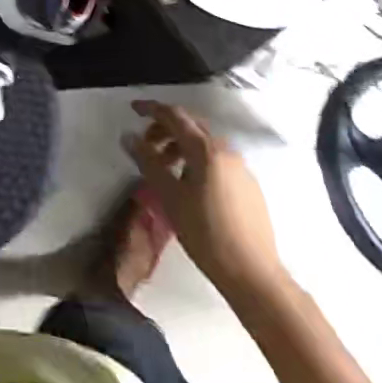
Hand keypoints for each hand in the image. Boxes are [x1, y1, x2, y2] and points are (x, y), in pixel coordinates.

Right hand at [124, 100, 285, 295]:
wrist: (252, 273)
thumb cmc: (204, 231)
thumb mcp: (168, 195)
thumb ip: (147, 161)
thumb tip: (129, 136)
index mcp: (207, 151)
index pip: (175, 117)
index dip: (152, 109)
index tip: (132, 109)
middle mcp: (228, 152)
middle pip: (192, 126)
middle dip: (165, 128)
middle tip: (144, 143)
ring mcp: (242, 169)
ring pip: (205, 144)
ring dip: (179, 145)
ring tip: (162, 166)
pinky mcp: (248, 186)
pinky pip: (217, 160)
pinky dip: (195, 159)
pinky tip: (186, 182)